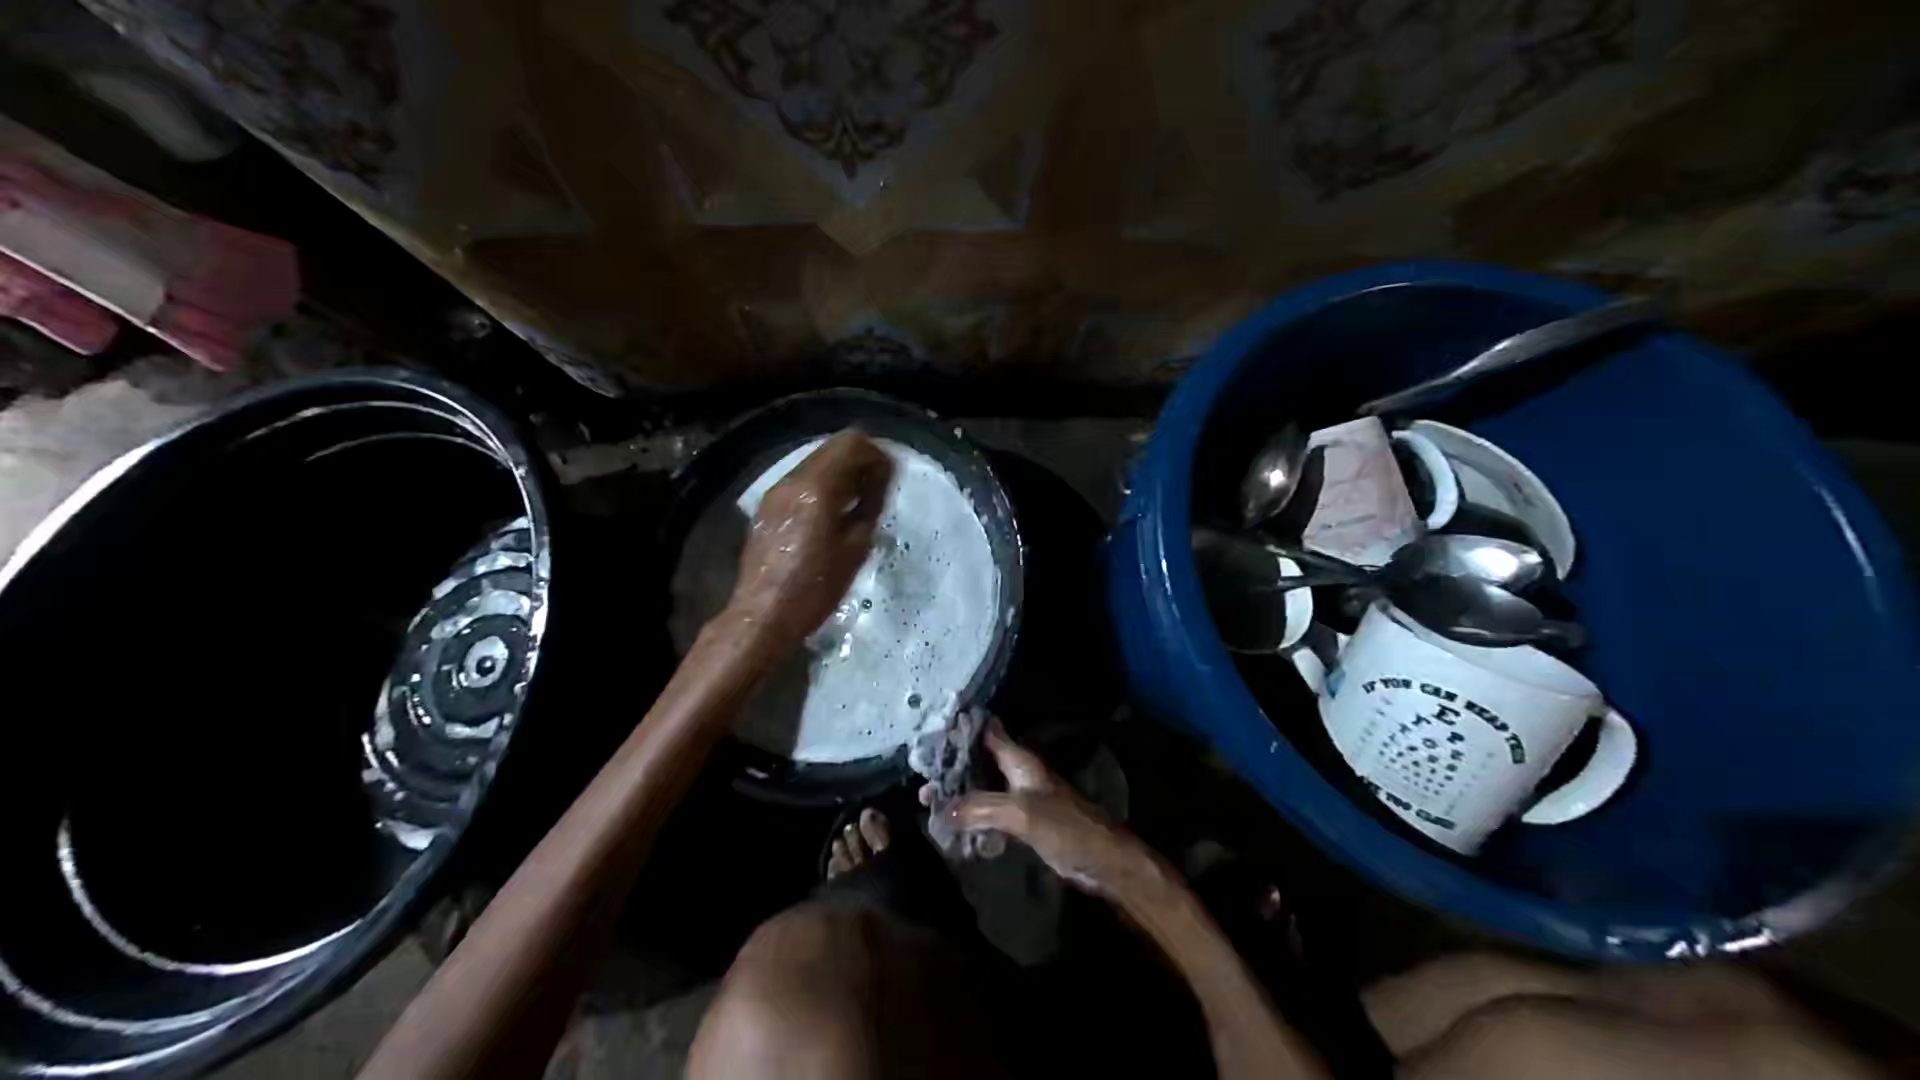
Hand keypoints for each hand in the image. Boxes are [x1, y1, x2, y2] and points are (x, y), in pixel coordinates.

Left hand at [725, 431, 892, 650]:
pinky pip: (801, 481)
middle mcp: (792, 481)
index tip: (888, 482)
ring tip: (855, 506)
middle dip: (859, 463)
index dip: (877, 457)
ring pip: (815, 462)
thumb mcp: (855, 549)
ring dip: (840, 474)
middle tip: (875, 493)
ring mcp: (775, 492)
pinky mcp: (767, 507)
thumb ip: (869, 508)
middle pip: (832, 447)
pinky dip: (821, 487)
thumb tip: (877, 488)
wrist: (764, 616)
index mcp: (817, 489)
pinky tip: (831, 517)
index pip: (852, 443)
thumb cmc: (815, 588)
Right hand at [936, 718, 1163, 901]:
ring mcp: (1018, 797)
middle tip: (920, 776)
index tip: (930, 729)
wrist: (1100, 859)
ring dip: (957, 794)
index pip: (986, 732)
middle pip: (978, 761)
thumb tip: (942, 809)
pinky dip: (970, 816)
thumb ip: (981, 808)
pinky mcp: (1020, 820)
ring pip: (981, 788)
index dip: (960, 728)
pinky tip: (950, 826)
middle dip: (950, 767)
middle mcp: (1016, 773)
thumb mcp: (1020, 813)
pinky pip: (987, 812)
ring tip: (926, 802)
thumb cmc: (1064, 825)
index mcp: (1019, 761)